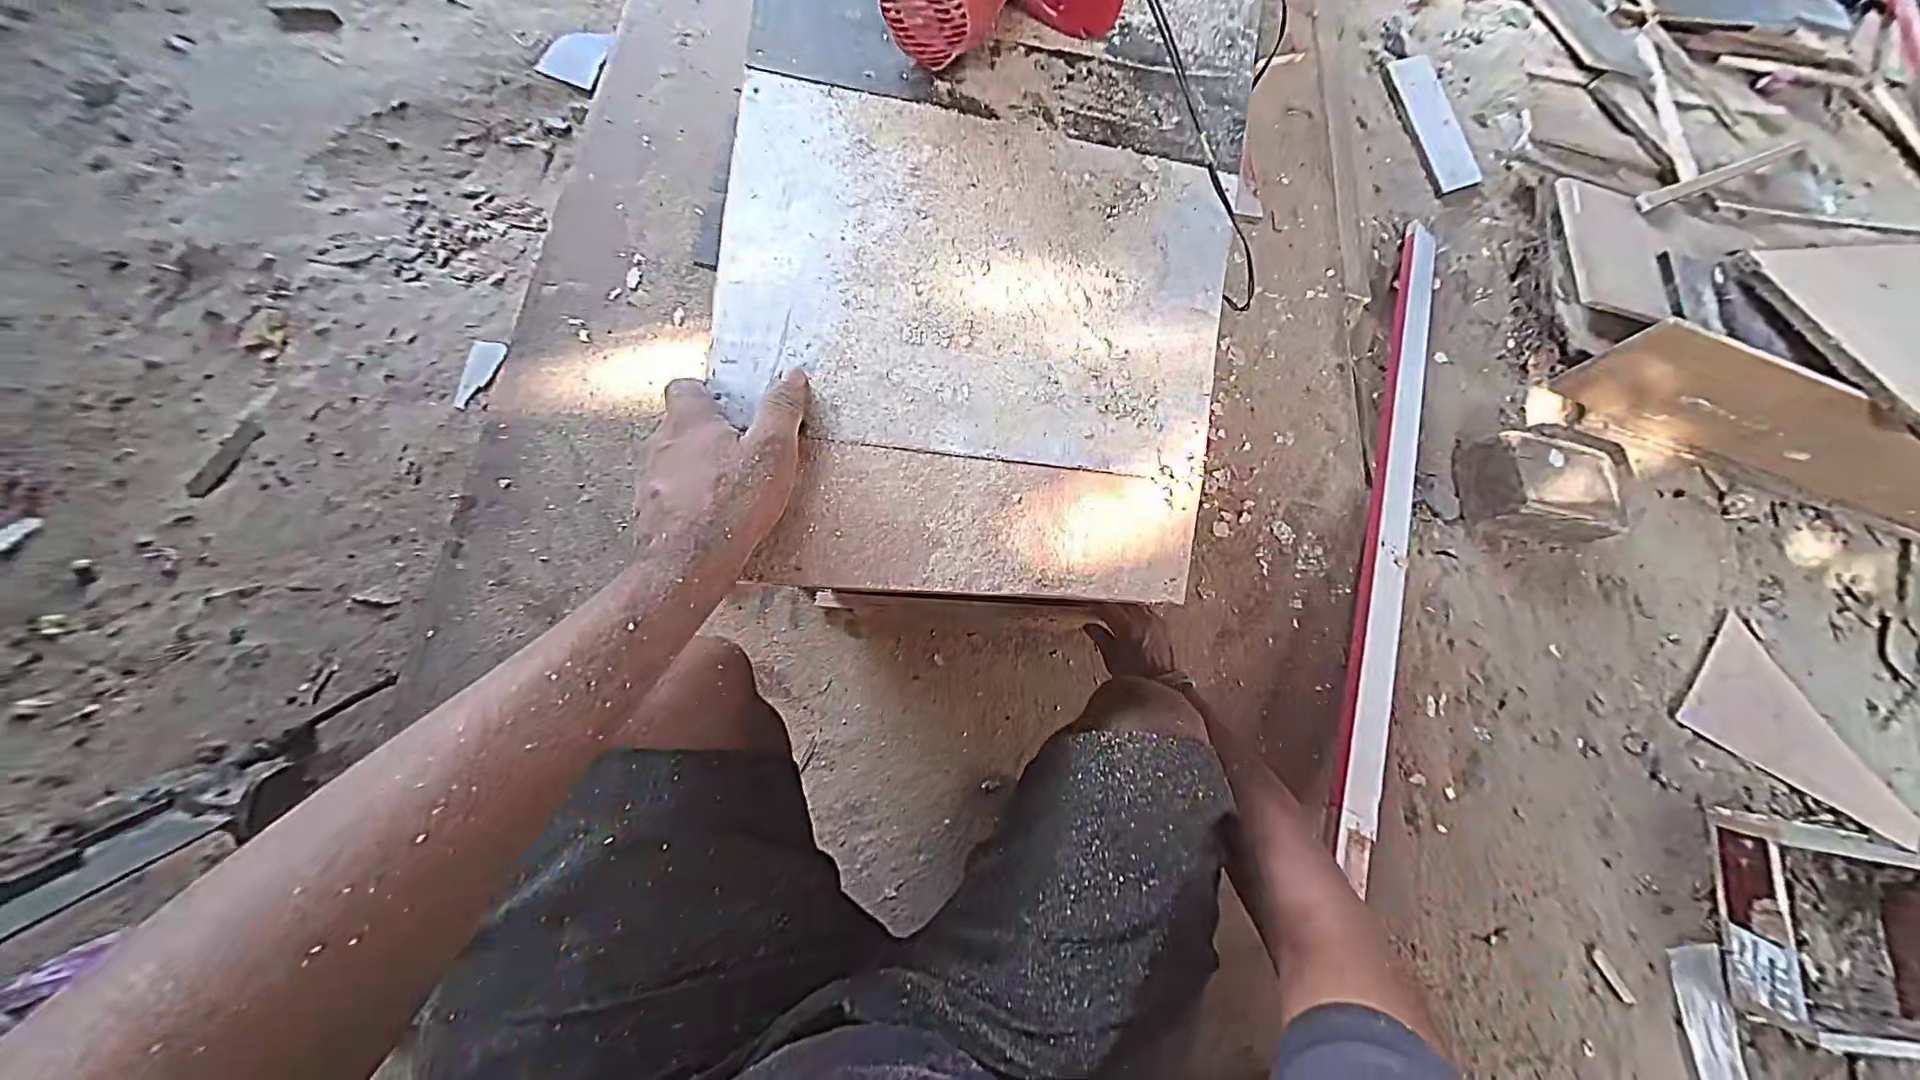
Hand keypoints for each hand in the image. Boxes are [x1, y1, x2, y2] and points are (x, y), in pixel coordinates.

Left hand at [633, 369, 809, 558]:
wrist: (688, 564)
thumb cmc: (729, 506)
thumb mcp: (772, 452)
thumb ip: (781, 411)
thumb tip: (792, 377)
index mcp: (689, 422)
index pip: (686, 387)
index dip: (709, 394)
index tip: (733, 406)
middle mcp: (660, 445)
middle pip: (680, 427)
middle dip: (707, 436)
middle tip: (739, 452)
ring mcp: (650, 481)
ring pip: (674, 464)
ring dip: (697, 471)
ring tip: (729, 490)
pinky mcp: (649, 513)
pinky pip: (671, 498)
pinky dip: (689, 503)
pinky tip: (714, 519)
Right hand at [1084, 603, 1178, 679]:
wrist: (1160, 687)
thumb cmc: (1137, 677)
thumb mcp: (1111, 656)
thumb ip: (1100, 637)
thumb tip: (1090, 627)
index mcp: (1127, 625)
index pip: (1108, 608)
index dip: (1097, 608)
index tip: (1092, 612)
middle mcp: (1143, 620)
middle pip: (1123, 604)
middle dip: (1112, 608)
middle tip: (1103, 615)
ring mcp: (1156, 623)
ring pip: (1137, 607)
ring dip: (1127, 610)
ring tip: (1119, 619)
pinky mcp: (1165, 628)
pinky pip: (1150, 614)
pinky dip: (1140, 616)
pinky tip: (1136, 624)